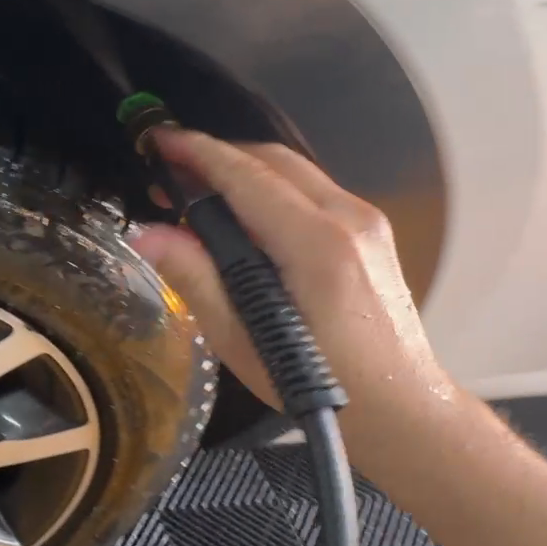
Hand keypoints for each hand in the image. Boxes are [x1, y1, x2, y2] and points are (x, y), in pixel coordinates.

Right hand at [129, 129, 455, 426]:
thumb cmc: (316, 379)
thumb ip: (193, 277)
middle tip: (164, 169)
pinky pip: (307, 189)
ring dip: (238, 169)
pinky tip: (236, 214)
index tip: (156, 140)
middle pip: (271, 159)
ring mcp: (364, 221)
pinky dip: (264, 187)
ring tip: (192, 190)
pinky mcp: (368, 232)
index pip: (245, 175)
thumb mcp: (240, 336)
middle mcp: (348, 216)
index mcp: (315, 242)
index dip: (196, 152)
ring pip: (291, 170)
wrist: (401, 405)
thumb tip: (145, 233)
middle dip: (214, 154)